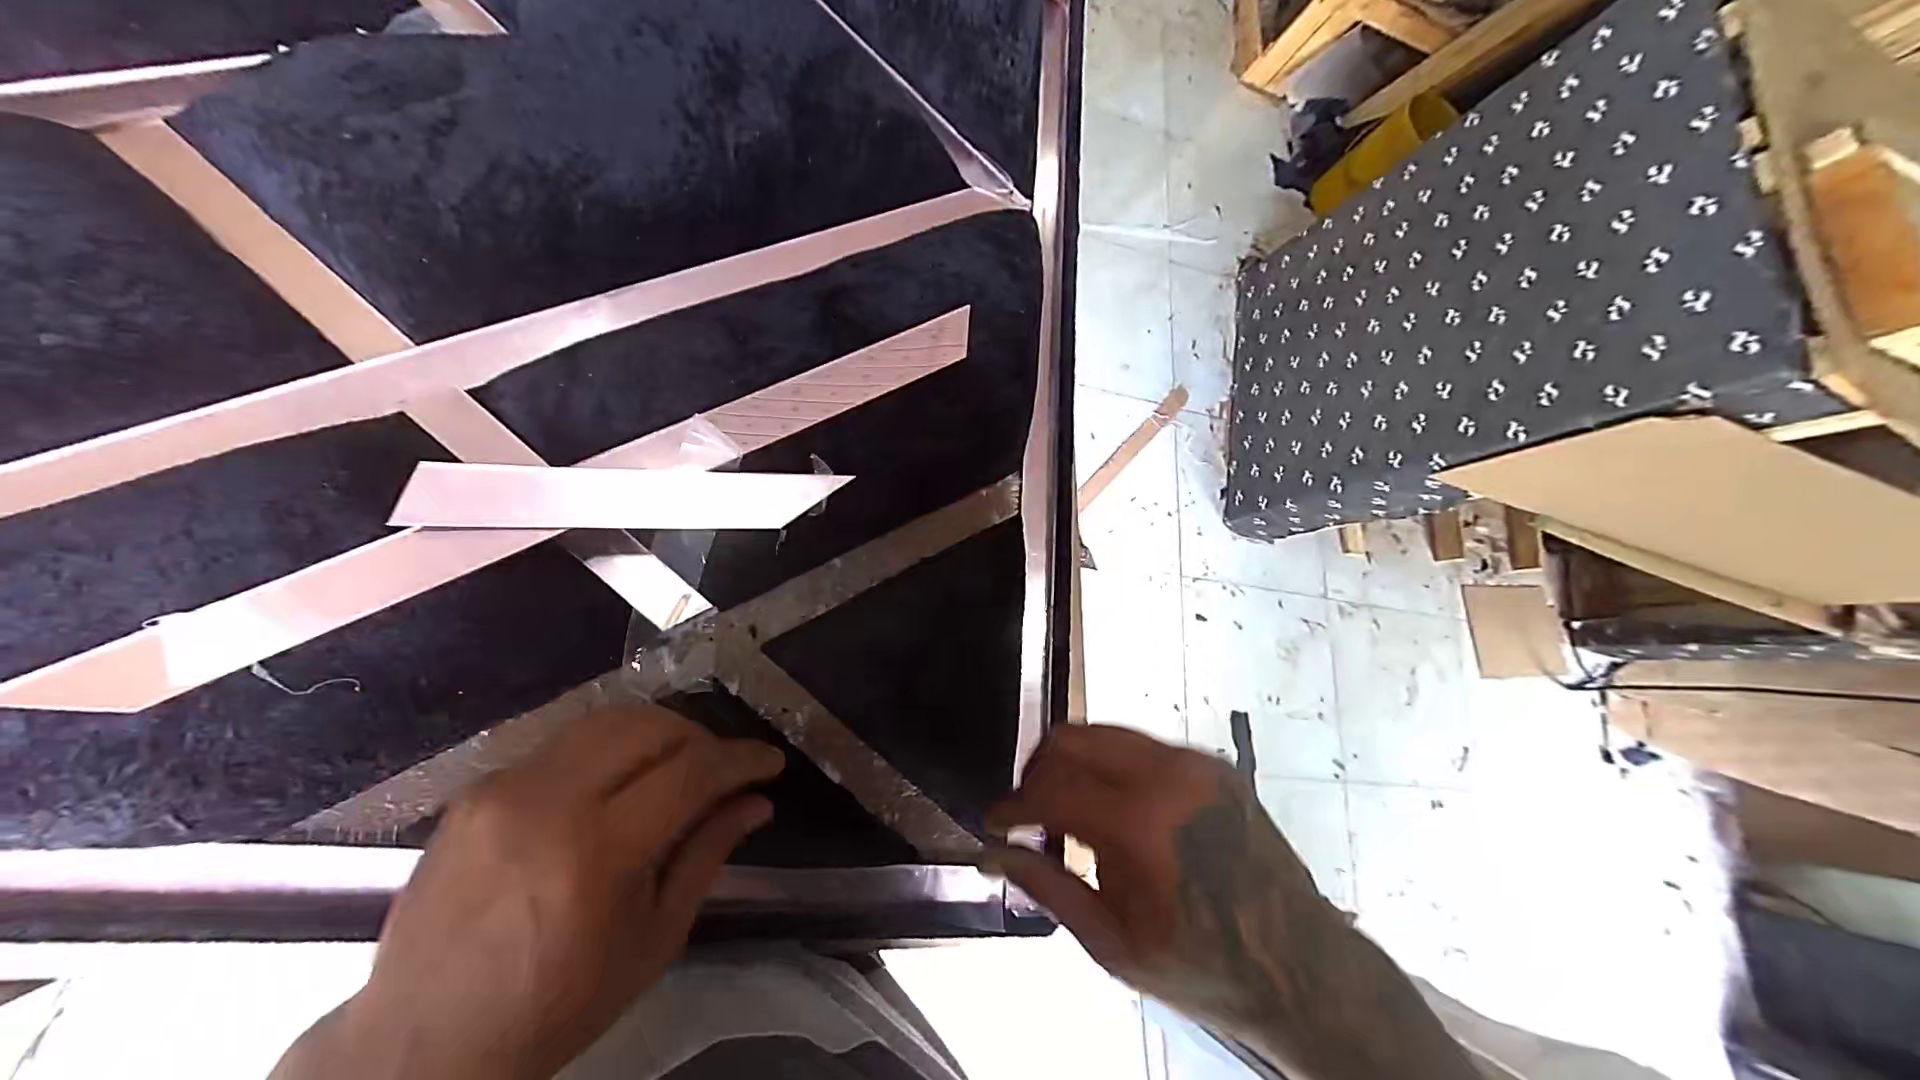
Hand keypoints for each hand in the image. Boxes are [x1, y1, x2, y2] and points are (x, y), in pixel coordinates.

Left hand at [275, 705, 784, 1079]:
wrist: (422, 1044)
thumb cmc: (557, 1005)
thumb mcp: (654, 938)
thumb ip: (708, 855)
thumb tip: (757, 801)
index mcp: (596, 854)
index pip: (690, 772)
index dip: (741, 758)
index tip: (770, 761)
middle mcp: (546, 804)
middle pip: (650, 727)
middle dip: (701, 737)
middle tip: (723, 767)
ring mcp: (503, 789)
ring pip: (606, 721)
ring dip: (658, 733)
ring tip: (679, 765)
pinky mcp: (477, 789)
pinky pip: (564, 744)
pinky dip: (610, 749)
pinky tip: (619, 783)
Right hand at [985, 726, 1476, 1079]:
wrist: (1303, 966)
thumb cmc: (1202, 966)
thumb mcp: (1113, 943)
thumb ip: (1046, 886)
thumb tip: (991, 853)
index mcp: (1141, 824)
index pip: (1050, 788)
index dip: (1010, 804)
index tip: (994, 823)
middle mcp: (1168, 774)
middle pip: (1070, 739)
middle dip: (1037, 772)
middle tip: (1030, 815)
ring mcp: (1195, 762)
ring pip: (1103, 732)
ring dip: (1072, 765)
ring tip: (1069, 813)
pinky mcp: (1212, 762)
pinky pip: (1140, 745)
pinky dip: (1110, 767)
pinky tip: (1114, 810)